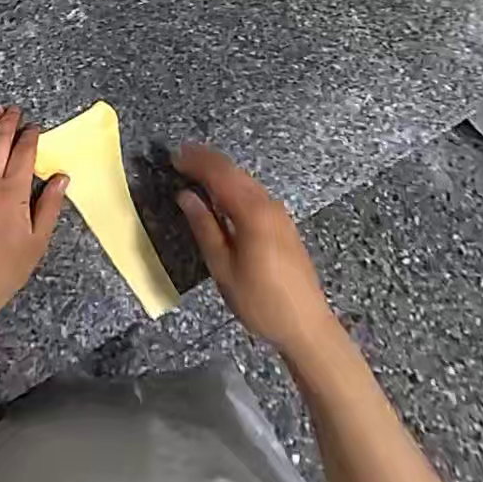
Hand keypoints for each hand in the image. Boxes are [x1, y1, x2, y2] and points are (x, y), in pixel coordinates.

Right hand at [175, 143, 336, 352]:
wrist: (307, 327)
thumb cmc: (260, 301)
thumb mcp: (223, 268)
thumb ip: (204, 228)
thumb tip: (185, 196)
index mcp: (252, 213)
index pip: (219, 176)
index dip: (196, 163)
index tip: (174, 157)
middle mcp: (268, 205)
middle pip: (234, 172)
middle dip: (207, 160)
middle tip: (182, 154)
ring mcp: (279, 213)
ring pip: (245, 180)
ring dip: (220, 170)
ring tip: (196, 167)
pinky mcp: (283, 224)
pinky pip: (254, 192)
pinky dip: (233, 183)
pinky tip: (222, 191)